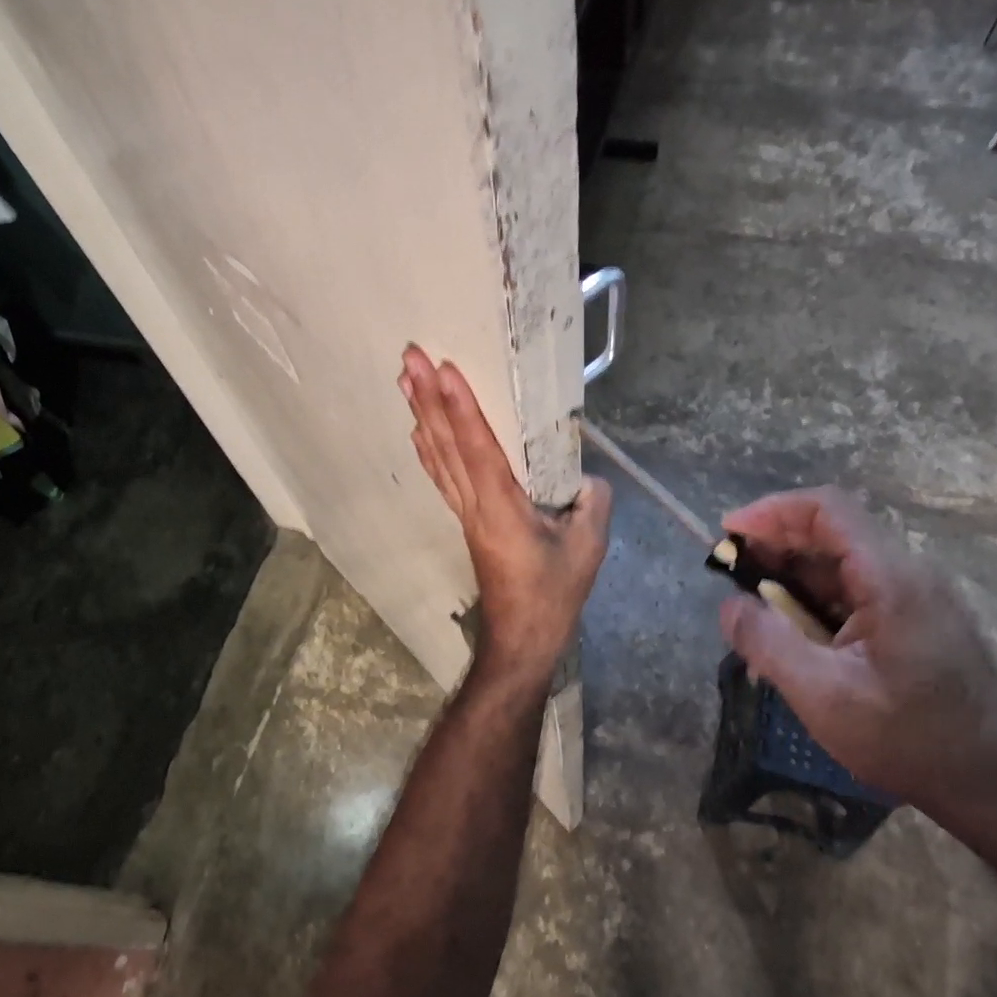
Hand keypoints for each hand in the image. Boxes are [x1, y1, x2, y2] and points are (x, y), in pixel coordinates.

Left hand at [399, 346, 611, 677]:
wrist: (523, 639)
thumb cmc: (554, 594)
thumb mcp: (588, 547)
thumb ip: (590, 502)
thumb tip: (585, 479)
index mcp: (502, 506)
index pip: (477, 446)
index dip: (459, 406)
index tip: (441, 368)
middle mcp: (475, 504)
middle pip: (445, 443)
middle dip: (427, 398)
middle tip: (409, 356)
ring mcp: (467, 514)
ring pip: (438, 457)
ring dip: (421, 416)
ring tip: (405, 380)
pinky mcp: (469, 523)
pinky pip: (442, 478)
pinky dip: (428, 450)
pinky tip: (418, 433)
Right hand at [717, 489, 996, 822]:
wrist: (993, 787)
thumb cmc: (907, 740)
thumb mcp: (823, 696)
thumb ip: (768, 643)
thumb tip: (729, 605)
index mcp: (891, 579)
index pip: (828, 510)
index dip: (772, 511)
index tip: (729, 533)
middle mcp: (909, 575)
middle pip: (834, 532)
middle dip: (776, 545)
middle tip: (731, 575)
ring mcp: (918, 598)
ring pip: (843, 564)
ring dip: (793, 577)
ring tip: (754, 611)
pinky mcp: (918, 622)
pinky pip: (857, 593)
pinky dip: (816, 602)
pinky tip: (793, 636)